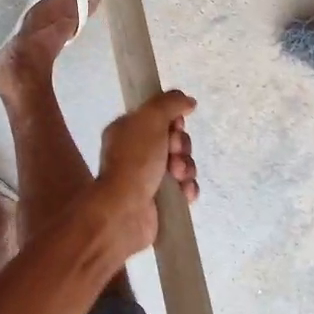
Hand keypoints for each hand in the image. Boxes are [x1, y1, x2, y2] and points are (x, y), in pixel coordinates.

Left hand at [93, 90, 198, 250]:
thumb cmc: (134, 160)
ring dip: (186, 167)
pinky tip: (183, 192)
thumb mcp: (150, 118)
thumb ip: (170, 102)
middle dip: (181, 145)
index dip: (172, 119)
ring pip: (182, 163)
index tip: (175, 125)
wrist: (125, 211)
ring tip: (177, 176)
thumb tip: (188, 101)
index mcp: (127, 130)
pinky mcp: (162, 201)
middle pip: (174, 139)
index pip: (157, 116)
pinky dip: (187, 188)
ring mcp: (149, 178)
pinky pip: (184, 187)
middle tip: (174, 152)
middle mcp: (137, 152)